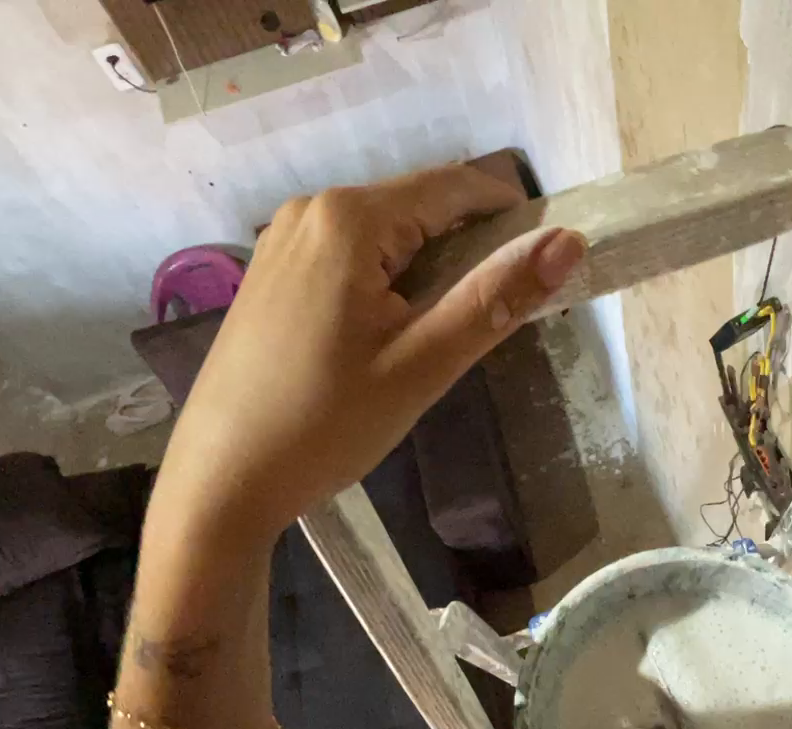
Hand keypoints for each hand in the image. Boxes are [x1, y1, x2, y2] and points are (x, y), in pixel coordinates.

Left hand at [152, 164, 586, 546]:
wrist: (224, 479)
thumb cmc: (328, 423)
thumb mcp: (423, 365)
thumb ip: (496, 299)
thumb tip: (567, 243)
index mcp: (350, 219)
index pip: (455, 187)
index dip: (511, 218)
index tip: (544, 267)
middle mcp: (312, 211)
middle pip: (419, 209)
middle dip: (470, 252)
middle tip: (495, 321)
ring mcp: (283, 241)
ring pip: (386, 237)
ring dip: (431, 272)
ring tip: (444, 339)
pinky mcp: (272, 276)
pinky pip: (350, 259)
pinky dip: (389, 284)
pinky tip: (391, 339)